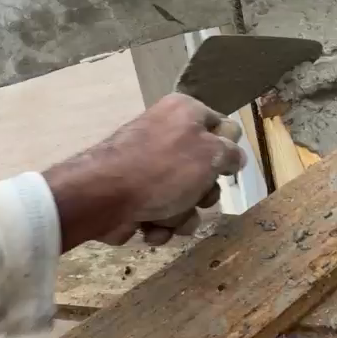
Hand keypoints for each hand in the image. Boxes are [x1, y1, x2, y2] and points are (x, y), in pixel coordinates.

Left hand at [44, 94, 246, 248]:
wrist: (101, 197)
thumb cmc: (163, 169)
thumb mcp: (213, 155)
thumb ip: (232, 154)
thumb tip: (234, 157)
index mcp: (185, 111)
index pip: (223, 128)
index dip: (227, 152)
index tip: (225, 169)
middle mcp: (165, 132)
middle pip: (205, 168)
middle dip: (203, 193)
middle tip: (196, 197)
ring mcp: (147, 165)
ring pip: (185, 196)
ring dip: (182, 214)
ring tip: (168, 217)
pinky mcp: (133, 193)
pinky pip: (162, 211)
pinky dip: (160, 224)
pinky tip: (150, 226)